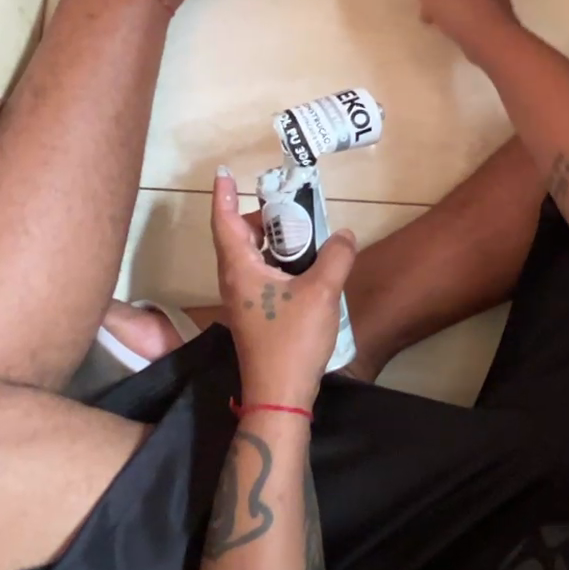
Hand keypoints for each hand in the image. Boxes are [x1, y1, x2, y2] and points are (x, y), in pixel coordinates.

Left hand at [209, 168, 357, 407]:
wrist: (280, 396)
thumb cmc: (293, 341)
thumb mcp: (322, 292)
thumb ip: (336, 256)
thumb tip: (344, 234)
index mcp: (240, 270)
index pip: (225, 223)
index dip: (224, 196)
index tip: (224, 172)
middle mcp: (235, 281)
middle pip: (238, 237)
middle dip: (259, 216)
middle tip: (289, 206)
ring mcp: (244, 300)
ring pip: (250, 257)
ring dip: (270, 239)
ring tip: (302, 231)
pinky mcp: (256, 314)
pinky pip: (261, 273)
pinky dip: (277, 260)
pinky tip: (305, 264)